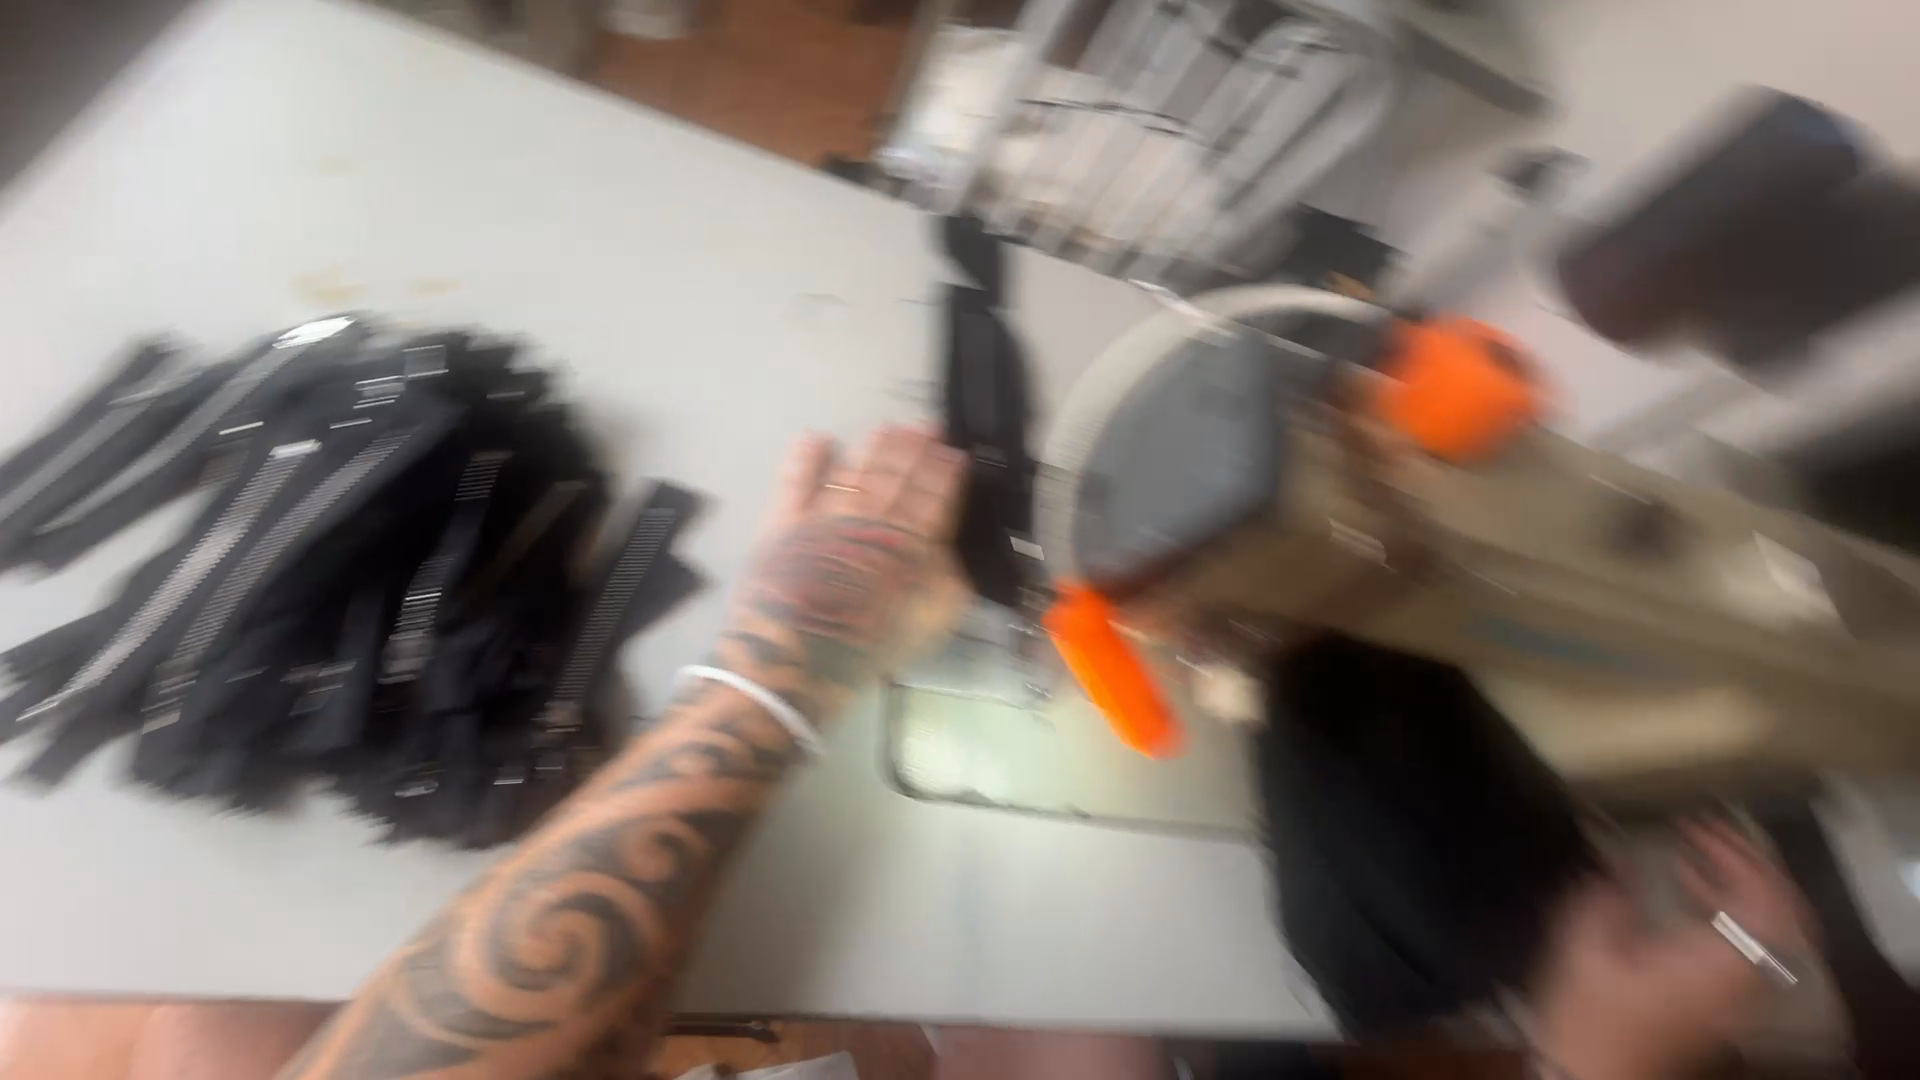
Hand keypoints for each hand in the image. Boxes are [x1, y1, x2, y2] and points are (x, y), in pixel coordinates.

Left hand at [713, 425, 968, 727]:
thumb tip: (951, 551)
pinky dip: (807, 457)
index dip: (945, 473)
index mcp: (909, 542)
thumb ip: (949, 582)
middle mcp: (870, 519)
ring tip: (889, 427)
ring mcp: (825, 515)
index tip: (955, 453)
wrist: (793, 660)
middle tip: (927, 426)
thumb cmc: (866, 647)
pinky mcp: (783, 521)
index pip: (933, 497)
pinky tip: (817, 438)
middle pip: (897, 475)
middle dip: (915, 448)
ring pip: (856, 470)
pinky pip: (796, 479)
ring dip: (875, 446)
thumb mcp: (930, 622)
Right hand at [1534, 820, 1811, 1079]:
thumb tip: (1618, 860)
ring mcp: (1735, 988)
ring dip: (1742, 882)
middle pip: (1781, 916)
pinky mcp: (1719, 992)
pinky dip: (1729, 905)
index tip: (1696, 824)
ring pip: (1770, 927)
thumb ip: (1605, 898)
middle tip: (1707, 827)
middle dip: (1751, 866)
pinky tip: (1686, 885)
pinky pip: (1747, 939)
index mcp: (1713, 963)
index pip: (1763, 904)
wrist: (1598, 1071)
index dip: (1740, 858)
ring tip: (1695, 846)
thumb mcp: (1583, 947)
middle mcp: (1741, 976)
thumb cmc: (1589, 1012)